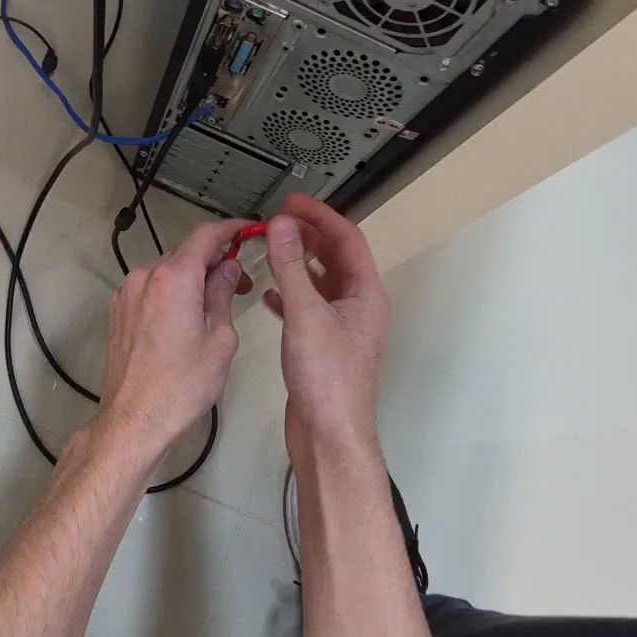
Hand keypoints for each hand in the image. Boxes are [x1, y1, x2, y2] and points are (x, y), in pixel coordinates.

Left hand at [96, 219, 252, 463]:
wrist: (135, 419)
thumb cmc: (181, 387)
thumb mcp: (220, 338)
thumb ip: (223, 294)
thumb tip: (227, 269)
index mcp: (174, 279)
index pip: (206, 235)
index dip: (231, 230)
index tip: (248, 232)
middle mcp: (144, 278)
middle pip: (185, 252)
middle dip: (214, 260)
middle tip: (240, 282)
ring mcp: (127, 295)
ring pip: (167, 271)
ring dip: (193, 278)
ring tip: (215, 303)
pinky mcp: (118, 312)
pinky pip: (151, 289)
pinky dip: (172, 292)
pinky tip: (187, 315)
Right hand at [261, 194, 390, 449]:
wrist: (329, 433)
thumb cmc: (327, 378)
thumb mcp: (305, 315)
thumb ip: (290, 268)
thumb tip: (282, 227)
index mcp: (366, 294)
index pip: (347, 240)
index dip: (320, 216)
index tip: (292, 202)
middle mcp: (360, 307)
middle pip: (336, 258)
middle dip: (308, 237)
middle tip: (278, 222)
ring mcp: (343, 328)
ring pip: (321, 283)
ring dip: (298, 264)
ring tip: (271, 250)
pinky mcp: (325, 346)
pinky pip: (309, 308)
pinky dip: (291, 295)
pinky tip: (269, 294)